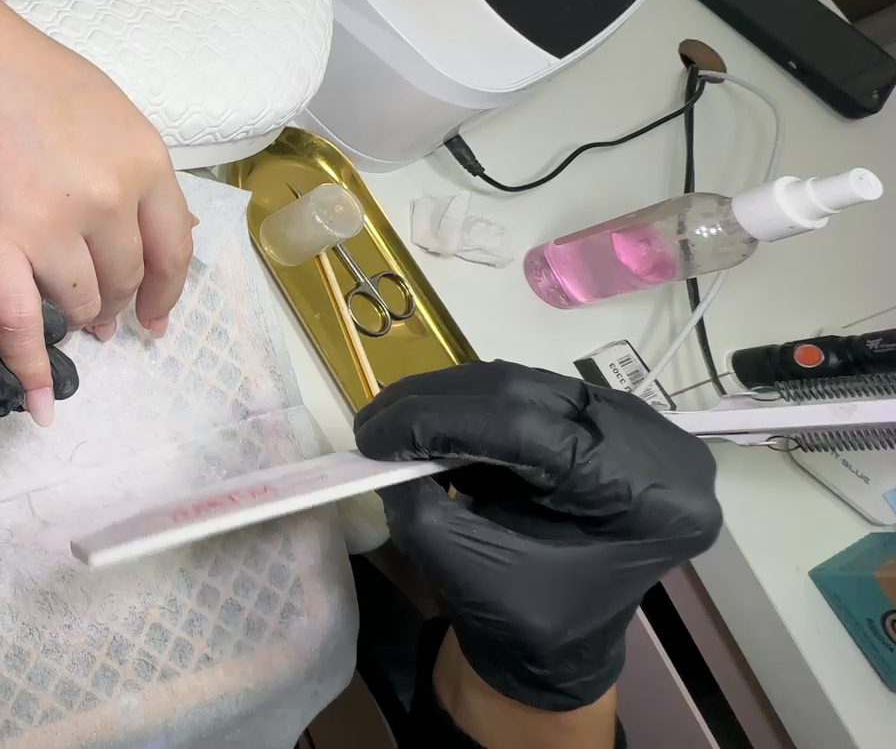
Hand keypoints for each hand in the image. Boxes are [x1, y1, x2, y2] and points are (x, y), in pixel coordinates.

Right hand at [0, 13, 190, 424]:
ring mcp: (48, 225)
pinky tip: (35, 402)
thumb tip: (160, 232)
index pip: (172, 251)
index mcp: (143, 160)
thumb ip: (137, 170)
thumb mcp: (107, 108)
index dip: (166, 294)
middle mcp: (106, 200)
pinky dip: (27, 366)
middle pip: (123, 281)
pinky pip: (16, 321)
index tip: (156, 319)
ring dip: (78, 323)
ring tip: (72, 331)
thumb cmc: (21, 67)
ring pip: (76, 303)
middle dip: (116, 308)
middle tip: (103, 322)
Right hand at [355, 361, 721, 711]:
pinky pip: (512, 388)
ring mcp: (628, 427)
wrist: (557, 641)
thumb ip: (417, 497)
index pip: (525, 427)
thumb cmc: (523, 617)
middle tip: (369, 425)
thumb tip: (377, 443)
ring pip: (509, 380)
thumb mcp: (457, 560)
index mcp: (648, 498)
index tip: (368, 439)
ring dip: (436, 398)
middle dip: (429, 403)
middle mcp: (654, 448)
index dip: (435, 423)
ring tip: (387, 422)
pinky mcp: (593, 417)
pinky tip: (423, 424)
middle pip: (518, 391)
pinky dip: (457, 402)